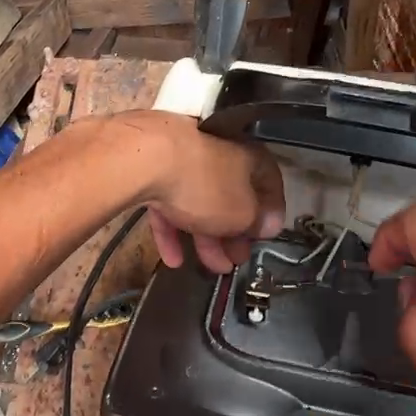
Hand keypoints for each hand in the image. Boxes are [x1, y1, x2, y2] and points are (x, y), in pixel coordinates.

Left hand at [99, 111, 283, 273]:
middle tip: (236, 257)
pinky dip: (173, 229)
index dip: (270, 213)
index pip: (269, 182)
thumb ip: (256, 221)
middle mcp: (218, 148)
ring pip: (199, 199)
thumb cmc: (204, 183)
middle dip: (235, 231)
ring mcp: (183, 157)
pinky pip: (168, 201)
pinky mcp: (153, 168)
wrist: (144, 158)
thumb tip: (265, 224)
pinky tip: (173, 259)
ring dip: (206, 236)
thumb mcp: (243, 213)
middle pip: (231, 194)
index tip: (264, 237)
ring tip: (210, 266)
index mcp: (247, 153)